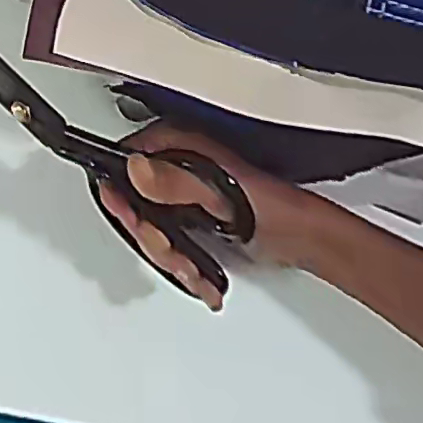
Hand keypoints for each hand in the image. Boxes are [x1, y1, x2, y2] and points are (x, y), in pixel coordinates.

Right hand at [95, 122, 328, 309]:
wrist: (299, 237)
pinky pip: (166, 242)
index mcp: (175, 145)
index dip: (123, 196)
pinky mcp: (185, 218)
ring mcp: (177, 192)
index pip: (125, 163)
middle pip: (133, 203)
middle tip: (177, 254)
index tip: (136, 223)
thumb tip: (135, 169)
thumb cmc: (268, 204)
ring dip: (170, 258)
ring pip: (148, 228)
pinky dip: (182, 266)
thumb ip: (174, 181)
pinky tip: (201, 278)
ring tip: (196, 271)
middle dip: (153, 238)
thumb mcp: (218, 192)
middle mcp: (171, 165)